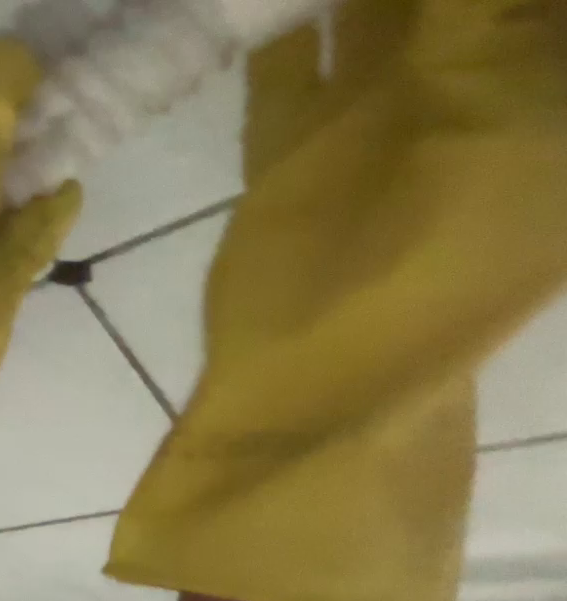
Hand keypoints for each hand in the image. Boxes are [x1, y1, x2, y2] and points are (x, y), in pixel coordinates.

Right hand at [106, 0, 566, 600]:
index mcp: (542, 86)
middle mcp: (467, 84)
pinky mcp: (290, 155)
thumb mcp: (507, 116)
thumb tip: (438, 3)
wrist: (323, 367)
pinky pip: (284, 75)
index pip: (520, 11)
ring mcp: (372, 119)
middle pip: (447, 7)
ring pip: (369, 16)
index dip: (478, 3)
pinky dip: (276, 35)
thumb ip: (480, 26)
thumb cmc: (449, 256)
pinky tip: (260, 10)